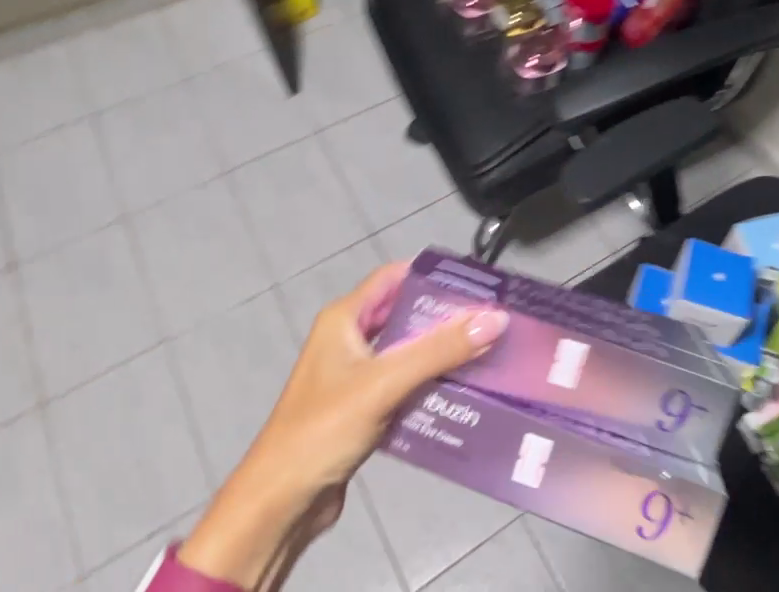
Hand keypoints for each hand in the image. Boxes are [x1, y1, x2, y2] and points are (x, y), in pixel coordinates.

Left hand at [178, 260, 509, 589]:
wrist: (281, 503)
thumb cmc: (324, 430)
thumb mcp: (385, 383)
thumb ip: (440, 350)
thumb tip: (496, 318)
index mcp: (344, 319)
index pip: (395, 277)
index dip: (433, 275)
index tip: (478, 280)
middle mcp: (349, 340)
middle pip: (405, 314)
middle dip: (446, 315)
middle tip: (493, 318)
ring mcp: (355, 376)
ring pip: (408, 352)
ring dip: (442, 352)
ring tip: (490, 350)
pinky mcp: (364, 408)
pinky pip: (406, 384)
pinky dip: (432, 384)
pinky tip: (465, 391)